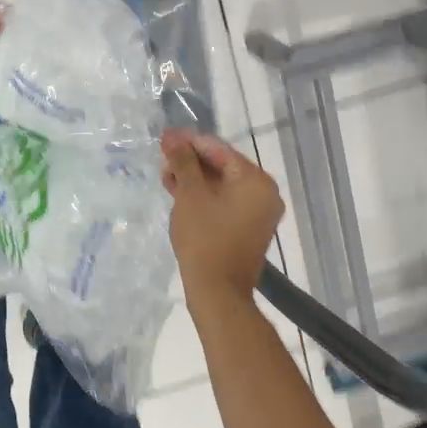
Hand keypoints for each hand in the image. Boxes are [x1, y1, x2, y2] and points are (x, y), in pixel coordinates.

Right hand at [162, 128, 284, 302]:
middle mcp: (264, 193)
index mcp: (256, 180)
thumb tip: (173, 136)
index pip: (219, 149)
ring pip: (222, 184)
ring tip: (166, 177)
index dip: (189, 142)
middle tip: (162, 158)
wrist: (217, 291)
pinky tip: (179, 193)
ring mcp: (258, 212)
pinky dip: (204, 196)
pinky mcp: (248, 228)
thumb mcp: (190, 194)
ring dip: (194, 178)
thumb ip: (183, 161)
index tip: (164, 138)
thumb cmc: (204, 238)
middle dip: (190, 161)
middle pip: (222, 165)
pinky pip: (225, 201)